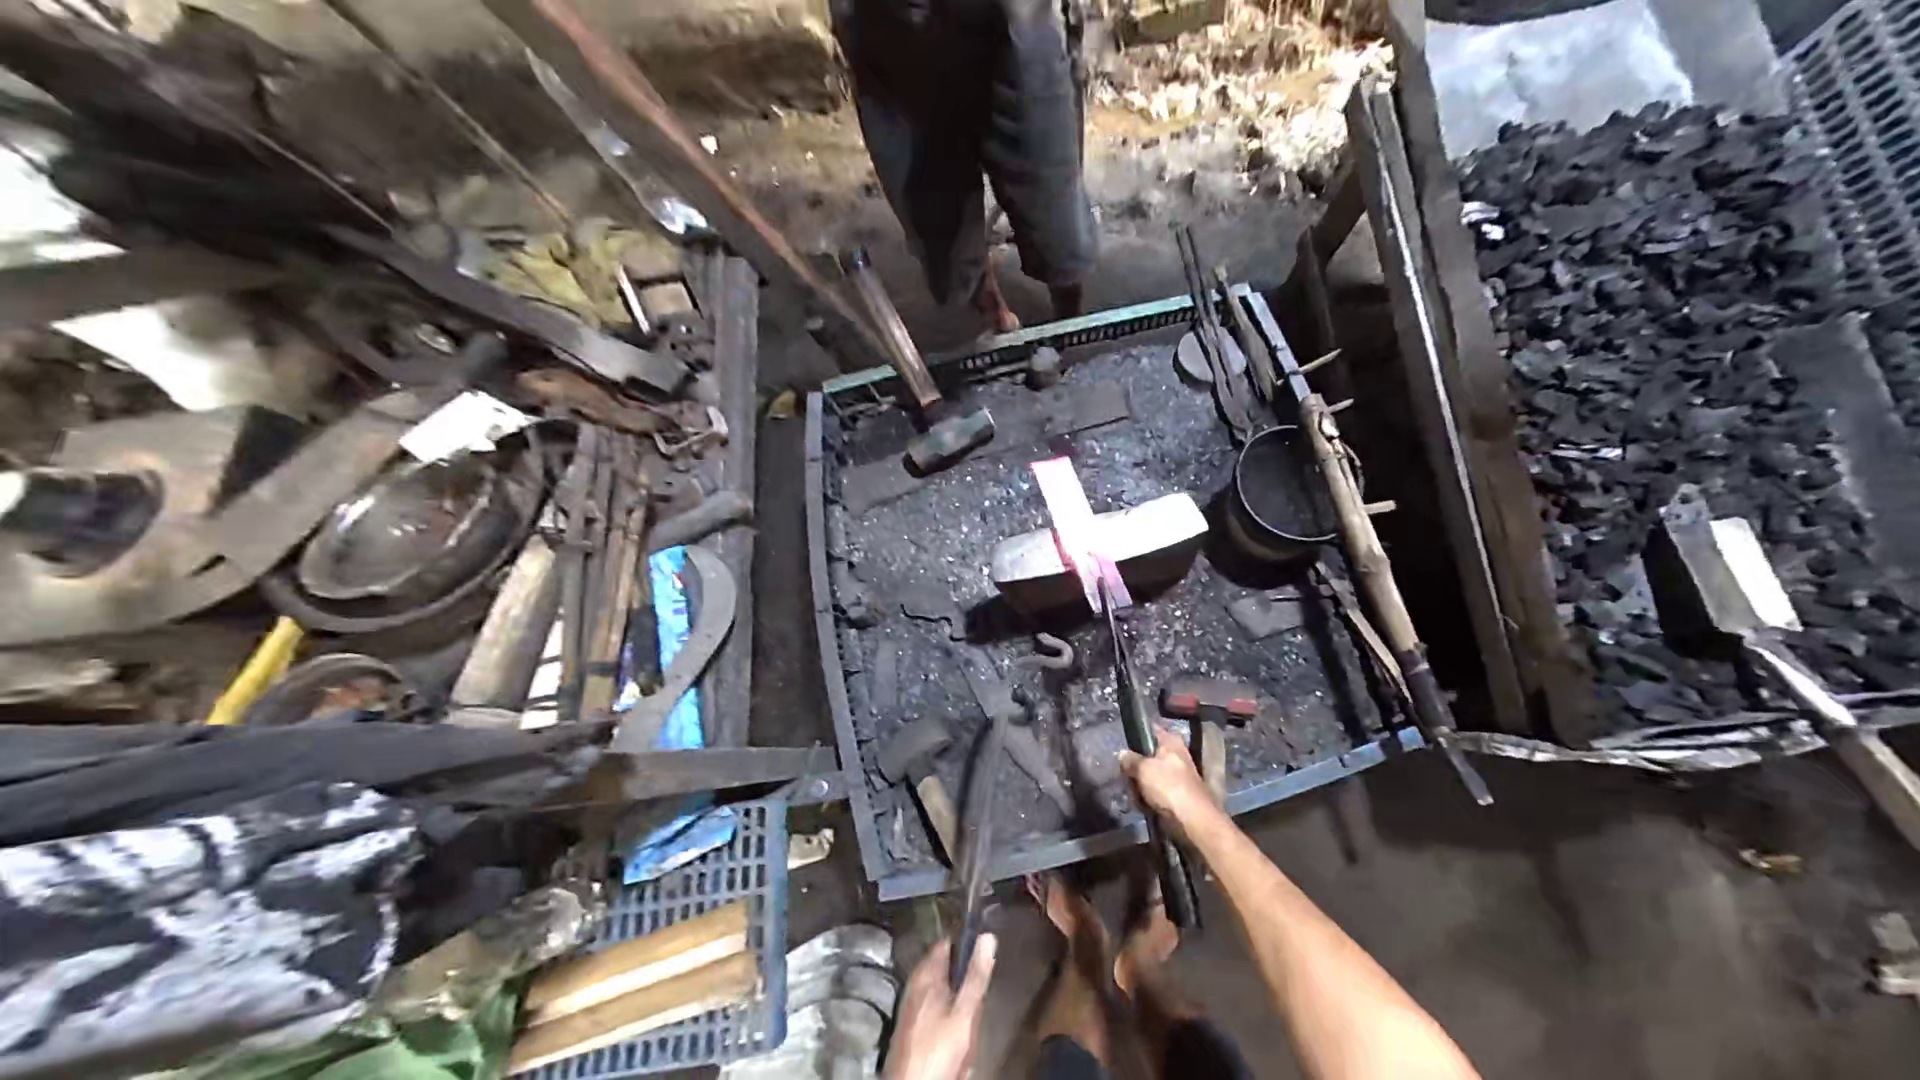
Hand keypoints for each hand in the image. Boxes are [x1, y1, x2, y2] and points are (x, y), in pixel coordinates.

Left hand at [884, 934, 997, 1079]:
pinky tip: (954, 1044)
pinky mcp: (911, 1027)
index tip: (983, 951)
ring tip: (966, 1032)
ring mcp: (911, 1006)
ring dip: (958, 1012)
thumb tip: (987, 937)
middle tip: (975, 1006)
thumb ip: (976, 976)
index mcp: (925, 974)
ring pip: (944, 997)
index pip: (946, 943)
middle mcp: (915, 984)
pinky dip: (948, 1026)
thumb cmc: (937, 1049)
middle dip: (964, 986)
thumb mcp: (964, 1013)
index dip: (965, 943)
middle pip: (947, 971)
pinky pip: (937, 1017)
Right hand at [1118, 724, 1222, 839]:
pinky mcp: (1175, 794)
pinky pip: (1154, 792)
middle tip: (1128, 776)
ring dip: (1139, 786)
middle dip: (1135, 768)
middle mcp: (1175, 755)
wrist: (1192, 819)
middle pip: (1146, 756)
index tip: (1125, 747)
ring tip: (1136, 794)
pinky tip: (1144, 804)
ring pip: (1148, 776)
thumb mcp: (1142, 768)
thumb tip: (1122, 755)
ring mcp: (1175, 776)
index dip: (1136, 736)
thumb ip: (1129, 759)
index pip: (1150, 730)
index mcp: (1171, 742)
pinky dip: (1147, 798)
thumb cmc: (1167, 785)